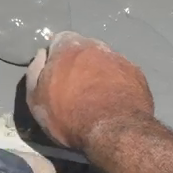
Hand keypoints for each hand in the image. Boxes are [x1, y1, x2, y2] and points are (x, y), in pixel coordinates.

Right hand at [24, 32, 154, 150]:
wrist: (114, 131)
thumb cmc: (69, 116)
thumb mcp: (36, 99)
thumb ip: (35, 72)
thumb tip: (42, 55)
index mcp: (68, 47)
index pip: (58, 41)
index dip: (56, 58)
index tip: (55, 76)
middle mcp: (95, 45)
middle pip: (84, 49)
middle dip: (79, 63)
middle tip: (75, 88)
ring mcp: (119, 58)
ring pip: (104, 60)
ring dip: (99, 72)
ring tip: (96, 97)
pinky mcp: (137, 74)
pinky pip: (122, 74)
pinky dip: (116, 83)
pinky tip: (113, 101)